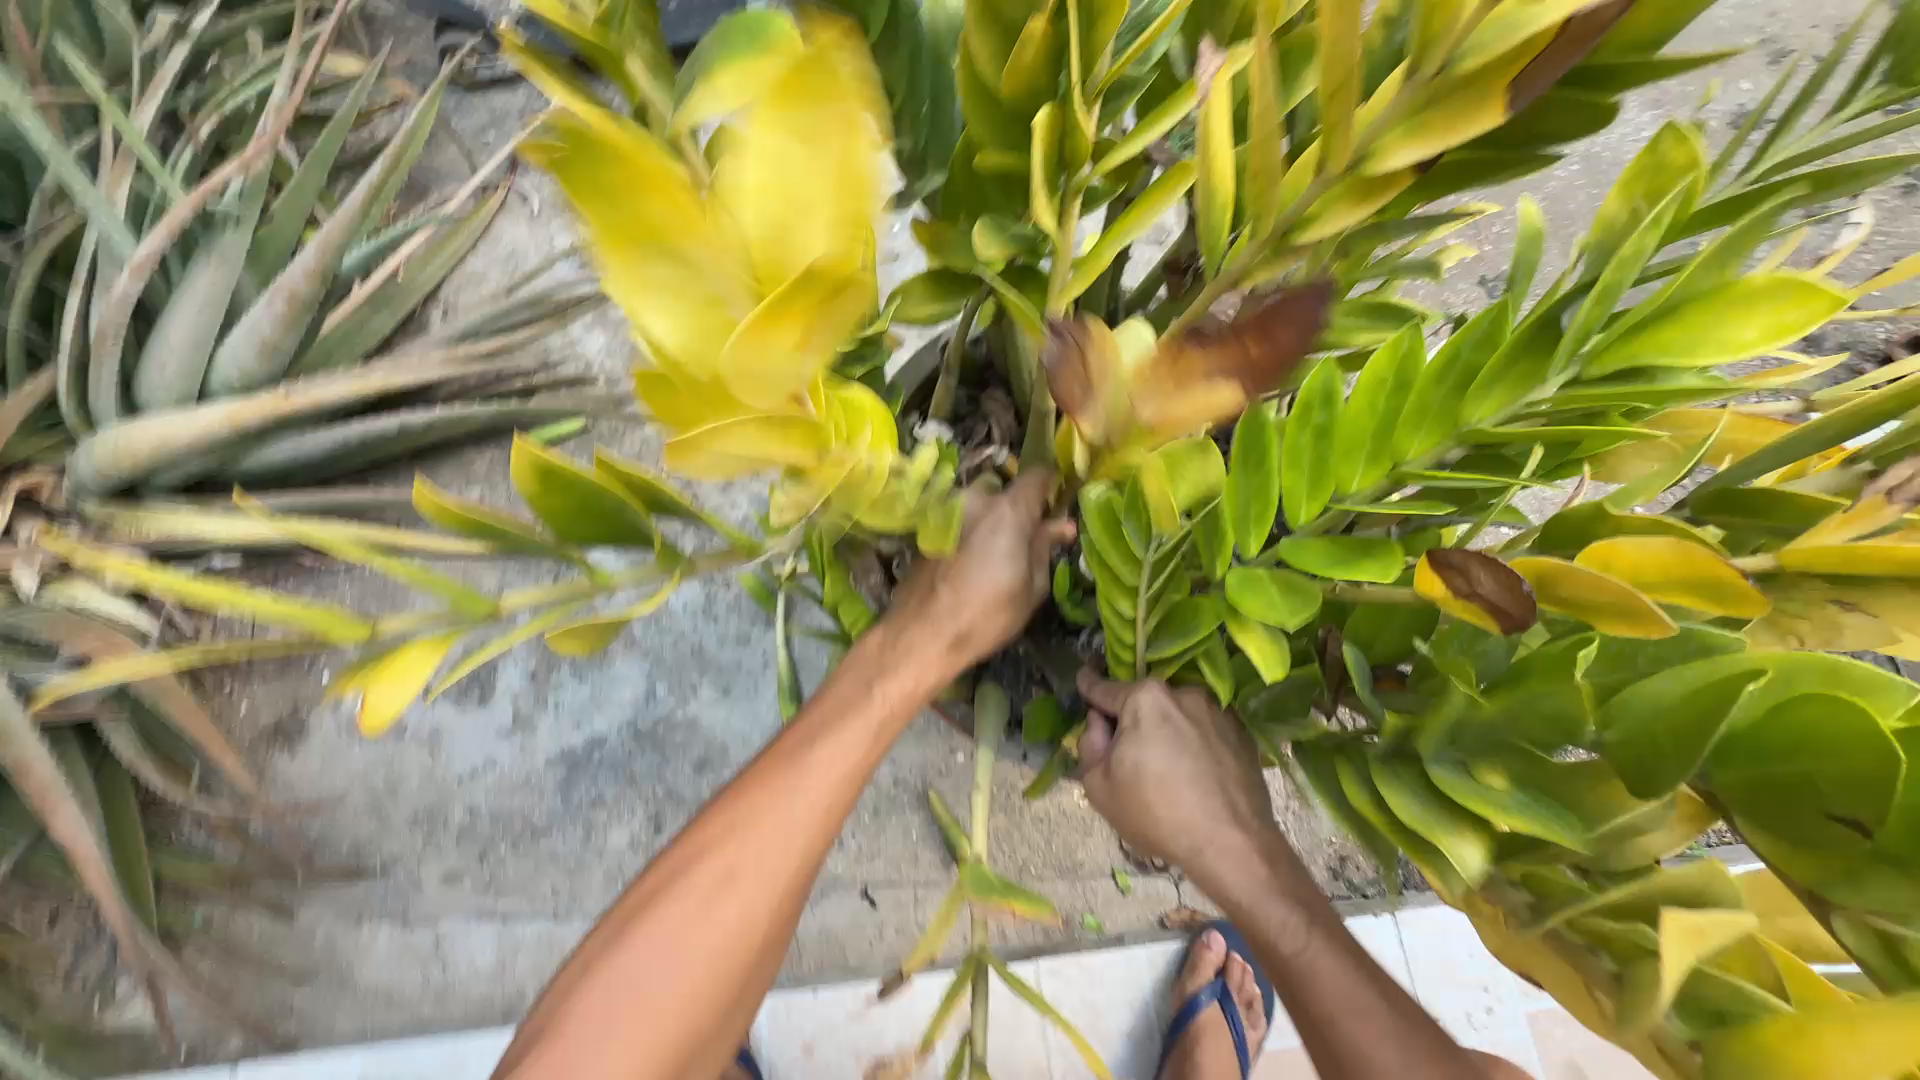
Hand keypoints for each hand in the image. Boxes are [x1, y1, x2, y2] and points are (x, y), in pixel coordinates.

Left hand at [888, 468, 1076, 669]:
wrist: (921, 633)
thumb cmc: (986, 615)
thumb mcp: (1032, 587)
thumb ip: (1044, 547)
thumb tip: (1060, 525)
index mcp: (1008, 510)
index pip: (1037, 476)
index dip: (1051, 488)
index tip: (1056, 507)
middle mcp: (976, 500)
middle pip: (1005, 493)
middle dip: (1017, 511)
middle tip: (1025, 544)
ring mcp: (948, 512)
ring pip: (979, 507)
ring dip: (991, 524)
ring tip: (995, 559)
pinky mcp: (929, 529)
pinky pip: (960, 522)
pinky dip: (970, 534)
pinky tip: (970, 566)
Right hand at [1075, 671, 1280, 882]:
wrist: (1232, 844)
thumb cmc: (1156, 813)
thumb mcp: (1099, 785)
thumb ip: (1090, 745)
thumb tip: (1100, 724)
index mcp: (1145, 699)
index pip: (1105, 689)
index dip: (1089, 687)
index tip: (1083, 678)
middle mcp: (1184, 694)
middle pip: (1144, 703)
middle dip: (1132, 721)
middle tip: (1129, 757)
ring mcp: (1218, 712)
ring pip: (1177, 716)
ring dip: (1167, 731)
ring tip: (1169, 771)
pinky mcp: (1243, 734)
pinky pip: (1205, 731)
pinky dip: (1196, 744)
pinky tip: (1197, 777)